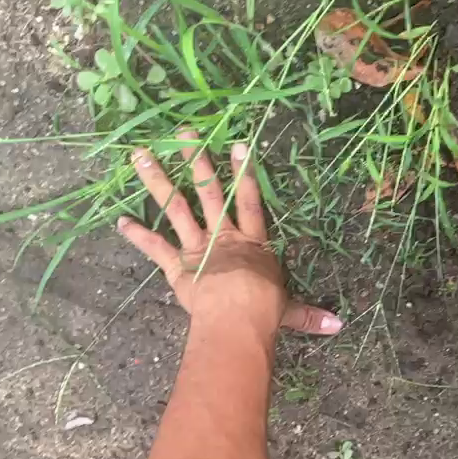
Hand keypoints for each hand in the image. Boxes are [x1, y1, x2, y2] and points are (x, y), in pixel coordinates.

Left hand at [116, 131, 341, 335]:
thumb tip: (338, 325)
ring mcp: (198, 249)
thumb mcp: (290, 311)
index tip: (237, 145)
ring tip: (140, 155)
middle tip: (182, 133)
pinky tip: (119, 220)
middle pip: (209, 194)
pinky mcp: (177, 267)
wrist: (238, 317)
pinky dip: (137, 236)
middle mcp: (224, 238)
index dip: (245, 174)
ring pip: (177, 209)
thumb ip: (309, 316)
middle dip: (196, 162)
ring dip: (158, 181)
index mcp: (253, 245)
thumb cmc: (265, 310)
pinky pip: (155, 249)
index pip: (250, 202)